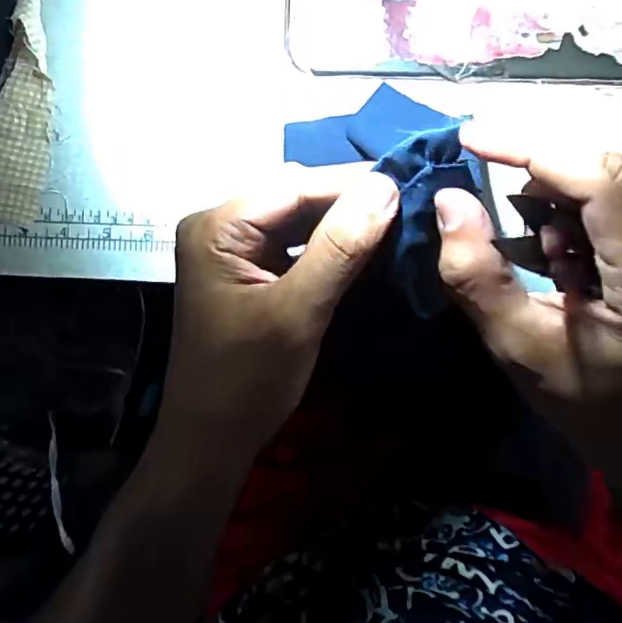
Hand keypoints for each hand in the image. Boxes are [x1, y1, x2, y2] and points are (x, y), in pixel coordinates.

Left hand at [163, 165, 399, 458]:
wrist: (212, 443)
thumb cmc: (247, 382)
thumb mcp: (298, 312)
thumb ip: (341, 248)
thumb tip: (386, 185)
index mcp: (217, 226)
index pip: (294, 186)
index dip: (353, 181)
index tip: (409, 179)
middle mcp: (220, 223)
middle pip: (296, 194)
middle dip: (350, 197)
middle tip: (408, 199)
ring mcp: (235, 245)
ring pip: (300, 214)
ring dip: (345, 217)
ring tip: (396, 214)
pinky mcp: (252, 265)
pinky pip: (297, 237)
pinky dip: (332, 239)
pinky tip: (366, 239)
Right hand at [434, 124, 621, 475]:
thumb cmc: (589, 405)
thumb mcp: (518, 352)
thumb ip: (478, 277)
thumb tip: (450, 198)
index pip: (607, 182)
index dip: (537, 146)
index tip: (474, 139)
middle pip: (620, 157)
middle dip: (544, 154)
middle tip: (494, 179)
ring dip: (565, 175)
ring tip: (541, 240)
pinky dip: (585, 191)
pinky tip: (567, 243)